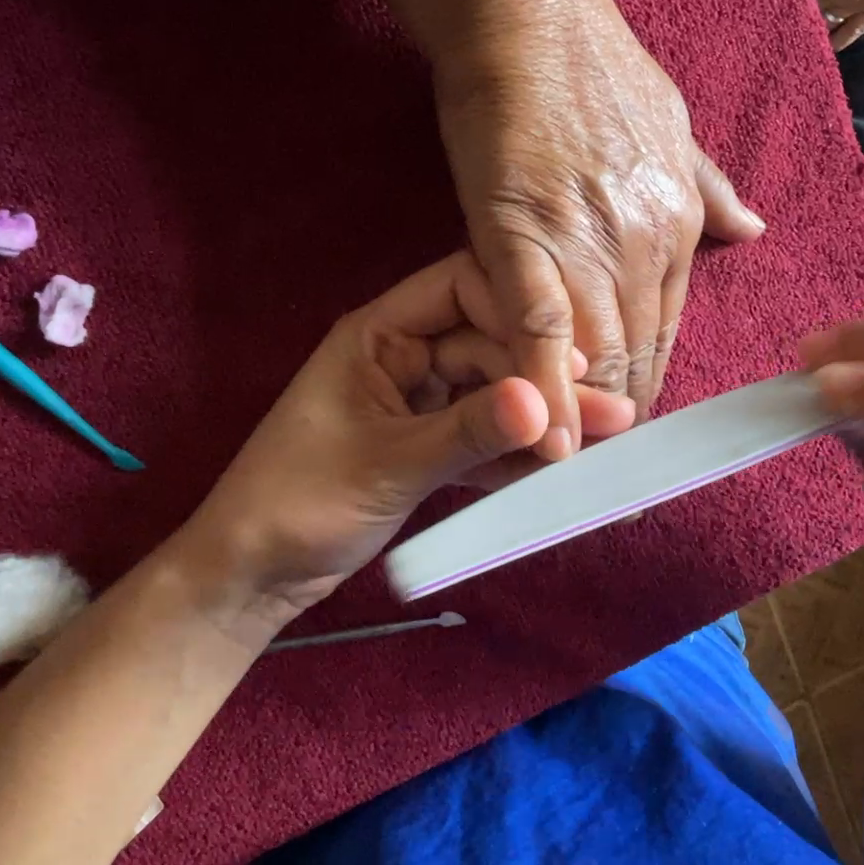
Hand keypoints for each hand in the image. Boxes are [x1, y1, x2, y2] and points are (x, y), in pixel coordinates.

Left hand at [185, 252, 637, 626]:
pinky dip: (519, 452)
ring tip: (610, 434)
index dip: (517, 311)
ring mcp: (420, 403)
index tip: (571, 351)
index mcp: (379, 334)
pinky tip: (566, 467)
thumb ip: (468, 432)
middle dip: (544, 379)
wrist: (252, 575)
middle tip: (609, 410)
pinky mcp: (429, 446)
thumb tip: (546, 402)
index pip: (462, 289)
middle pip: (490, 347)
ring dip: (545, 417)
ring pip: (494, 395)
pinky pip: (484, 437)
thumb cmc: (299, 503)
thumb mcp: (388, 464)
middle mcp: (405, 356)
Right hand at [435, 0, 765, 454]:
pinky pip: (540, 327)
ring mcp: (590, 242)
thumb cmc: (589, 67)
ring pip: (598, 354)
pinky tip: (543, 439)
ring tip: (572, 481)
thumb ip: (710, 188)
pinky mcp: (524, 235)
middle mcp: (646, 244)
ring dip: (587, 423)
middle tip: (601, 480)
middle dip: (620, 423)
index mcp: (678, 224)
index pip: (668, 331)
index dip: (648, 388)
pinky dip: (545, 387)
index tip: (629, 432)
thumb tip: (754, 229)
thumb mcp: (672, 125)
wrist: (526, 13)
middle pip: (638, 356)